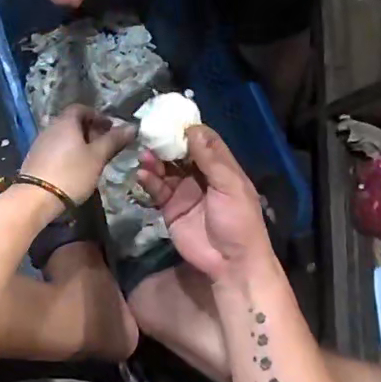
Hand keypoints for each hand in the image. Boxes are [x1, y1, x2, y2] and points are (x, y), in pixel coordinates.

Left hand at [20, 105, 136, 205]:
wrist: (35, 198)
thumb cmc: (71, 174)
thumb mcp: (97, 157)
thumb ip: (113, 140)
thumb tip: (132, 126)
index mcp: (65, 122)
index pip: (81, 108)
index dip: (97, 115)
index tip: (110, 127)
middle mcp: (50, 128)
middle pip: (72, 122)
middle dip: (90, 130)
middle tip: (105, 144)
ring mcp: (40, 144)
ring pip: (63, 137)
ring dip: (79, 143)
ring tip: (93, 158)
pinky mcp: (35, 159)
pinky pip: (55, 149)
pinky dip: (68, 153)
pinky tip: (75, 168)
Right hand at [136, 126, 270, 283]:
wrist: (231, 263)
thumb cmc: (238, 221)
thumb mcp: (230, 186)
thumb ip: (211, 159)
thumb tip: (193, 129)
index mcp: (221, 169)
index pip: (204, 141)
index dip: (189, 129)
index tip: (171, 117)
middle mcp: (202, 176)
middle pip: (181, 153)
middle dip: (166, 143)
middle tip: (150, 134)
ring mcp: (185, 192)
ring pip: (166, 169)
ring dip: (155, 161)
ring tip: (144, 155)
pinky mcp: (170, 208)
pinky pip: (157, 189)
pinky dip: (149, 180)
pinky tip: (142, 174)